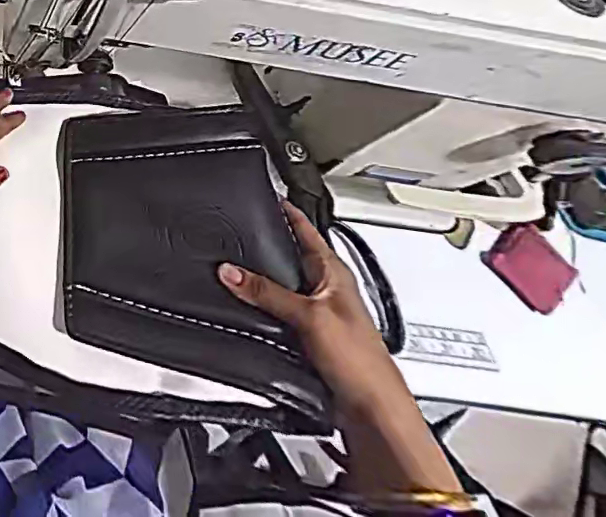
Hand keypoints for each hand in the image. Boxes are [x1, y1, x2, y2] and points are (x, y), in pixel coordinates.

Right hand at [217, 201, 395, 394]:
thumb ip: (267, 292)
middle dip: (268, 245)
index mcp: (334, 272)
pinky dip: (265, 306)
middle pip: (291, 256)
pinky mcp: (311, 336)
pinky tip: (252, 308)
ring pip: (284, 285)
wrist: (374, 412)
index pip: (306, 228)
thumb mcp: (308, 316)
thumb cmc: (362, 361)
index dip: (288, 210)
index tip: (269, 195)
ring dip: (264, 280)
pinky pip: (281, 311)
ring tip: (240, 267)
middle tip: (243, 228)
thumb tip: (231, 270)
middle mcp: (327, 288)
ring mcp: (320, 312)